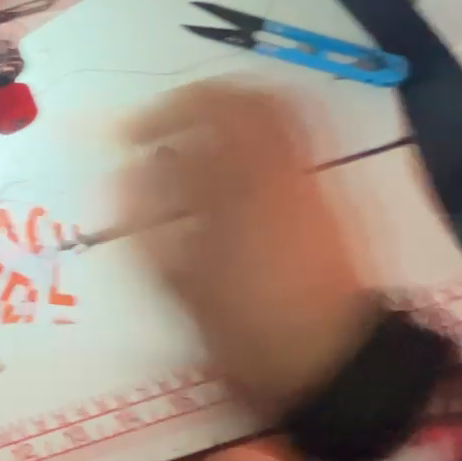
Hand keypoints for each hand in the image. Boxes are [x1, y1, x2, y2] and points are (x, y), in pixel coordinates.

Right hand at [121, 82, 377, 418]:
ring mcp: (313, 179)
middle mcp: (282, 171)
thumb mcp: (182, 284)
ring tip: (194, 139)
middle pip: (247, 98)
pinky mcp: (329, 195)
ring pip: (277, 110)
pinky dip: (255, 136)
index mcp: (241, 190)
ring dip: (228, 113)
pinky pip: (294, 139)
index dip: (160, 114)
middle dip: (198, 101)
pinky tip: (230, 167)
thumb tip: (125, 175)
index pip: (202, 117)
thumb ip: (148, 224)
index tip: (131, 135)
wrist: (336, 362)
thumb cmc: (247, 328)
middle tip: (164, 125)